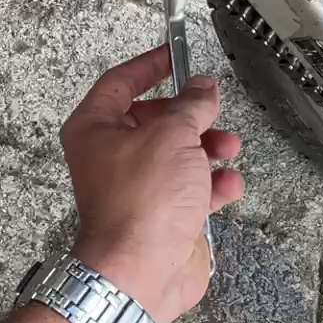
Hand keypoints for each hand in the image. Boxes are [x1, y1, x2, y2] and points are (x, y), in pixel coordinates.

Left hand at [61, 46, 241, 322]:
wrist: (141, 269)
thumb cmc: (140, 203)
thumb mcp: (172, 136)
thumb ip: (191, 107)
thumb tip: (203, 89)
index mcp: (94, 129)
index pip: (120, 82)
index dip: (150, 66)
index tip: (175, 54)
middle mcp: (109, 155)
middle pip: (153, 118)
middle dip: (188, 114)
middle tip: (212, 109)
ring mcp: (134, 185)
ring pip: (176, 153)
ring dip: (207, 147)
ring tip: (228, 147)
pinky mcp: (158, 214)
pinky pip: (189, 189)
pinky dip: (211, 185)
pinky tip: (226, 185)